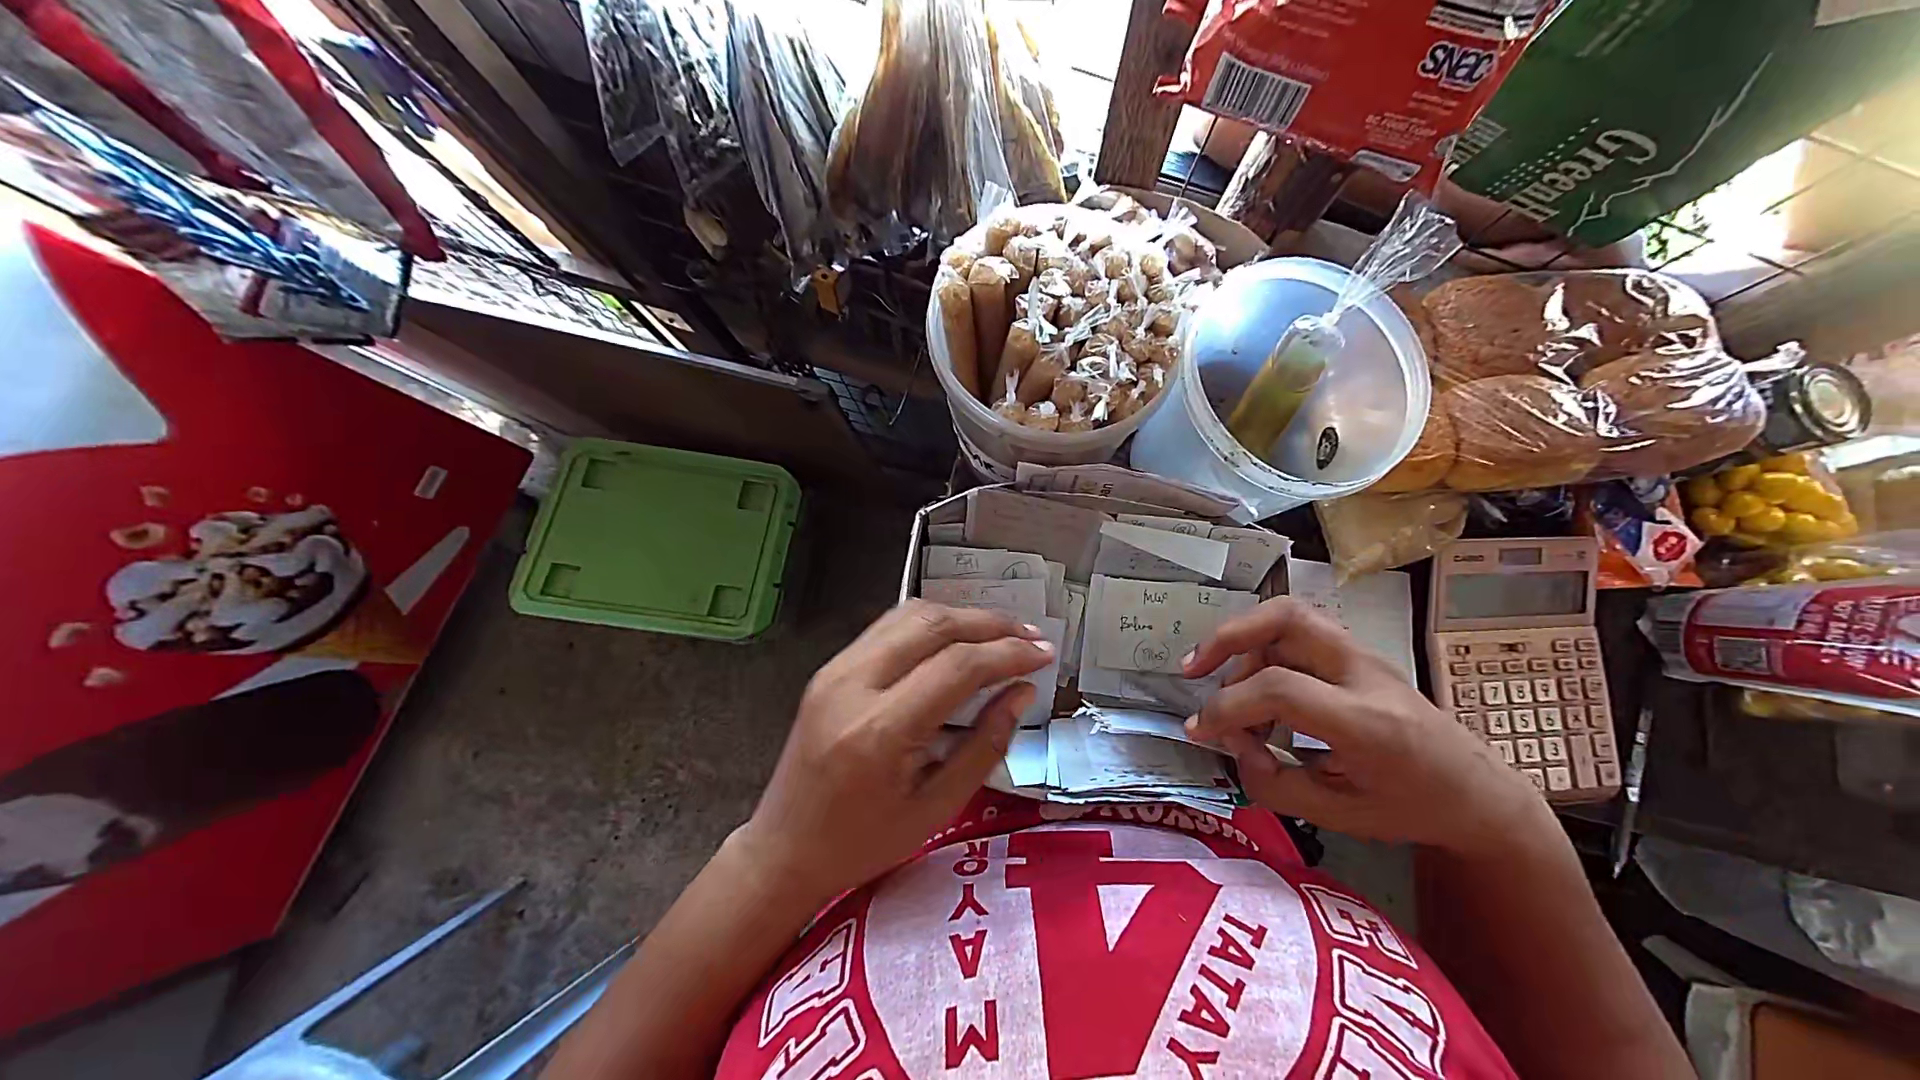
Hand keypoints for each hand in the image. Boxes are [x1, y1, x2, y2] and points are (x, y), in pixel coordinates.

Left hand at [737, 601, 1052, 903]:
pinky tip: (956, 640)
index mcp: (880, 730)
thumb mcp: (936, 808)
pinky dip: (930, 624)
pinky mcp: (828, 669)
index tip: (1044, 655)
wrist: (784, 847)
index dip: (1008, 653)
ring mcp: (834, 670)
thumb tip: (1020, 692)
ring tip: (1001, 634)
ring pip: (908, 614)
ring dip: (961, 616)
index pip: (957, 666)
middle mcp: (852, 685)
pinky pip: (887, 628)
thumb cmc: (862, 843)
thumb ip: (985, 746)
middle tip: (1030, 637)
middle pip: (933, 625)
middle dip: (991, 624)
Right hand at [1183, 597, 1552, 859]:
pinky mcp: (1356, 653)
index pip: (1280, 690)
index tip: (1199, 732)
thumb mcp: (1337, 816)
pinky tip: (1252, 685)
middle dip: (1228, 637)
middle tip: (1194, 669)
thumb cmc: (1411, 809)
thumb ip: (1272, 782)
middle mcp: (1364, 674)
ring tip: (1222, 685)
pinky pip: (1297, 633)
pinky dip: (1262, 649)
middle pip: (1287, 618)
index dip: (1226, 707)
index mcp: (1367, 723)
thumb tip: (1232, 744)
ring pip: (1289, 616)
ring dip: (1242, 642)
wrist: (1477, 791)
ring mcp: (1363, 656)